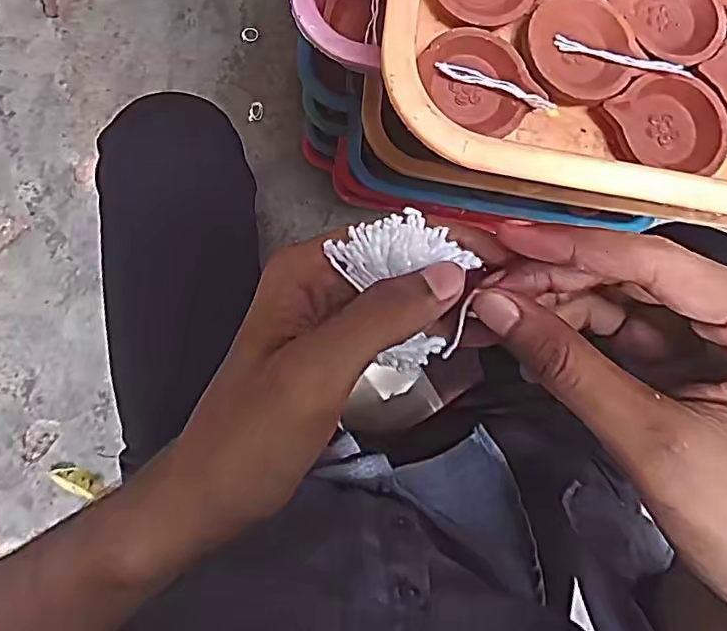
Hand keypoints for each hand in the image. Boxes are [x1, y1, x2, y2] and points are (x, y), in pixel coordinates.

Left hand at [0, 237, 469, 630]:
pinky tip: (461, 332)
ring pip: (398, 288)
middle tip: (514, 282)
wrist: (212, 493)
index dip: (446, 238)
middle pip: (398, 257)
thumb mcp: (318, 370)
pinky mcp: (337, 342)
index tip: (504, 253)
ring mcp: (328, 310)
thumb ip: (381, 316)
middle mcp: (318, 276)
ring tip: (502, 302)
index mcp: (306, 266)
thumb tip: (448, 271)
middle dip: (453, 264)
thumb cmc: (254, 432)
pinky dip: (426, 323)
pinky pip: (390, 320)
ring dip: (445, 294)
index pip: (389, 233)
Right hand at [471, 224, 726, 630]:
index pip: (662, 264)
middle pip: (632, 275)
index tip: (516, 237)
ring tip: (500, 308)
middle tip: (493, 280)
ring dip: (554, 301)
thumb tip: (500, 307)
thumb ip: (570, 368)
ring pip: (616, 296)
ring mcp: (716, 335)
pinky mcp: (685, 355)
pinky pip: (615, 325)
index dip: (578, 246)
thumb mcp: (655, 445)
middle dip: (556, 278)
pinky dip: (568, 328)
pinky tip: (529, 332)